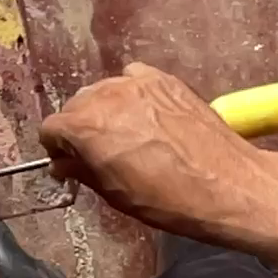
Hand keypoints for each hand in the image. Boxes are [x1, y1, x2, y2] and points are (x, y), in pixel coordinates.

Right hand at [38, 63, 277, 239]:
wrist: (227, 185)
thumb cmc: (167, 199)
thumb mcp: (114, 193)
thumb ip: (82, 170)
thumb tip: (63, 162)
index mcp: (86, 127)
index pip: (51, 128)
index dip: (55, 148)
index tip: (68, 162)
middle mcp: (106, 96)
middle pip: (75, 106)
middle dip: (78, 129)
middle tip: (95, 153)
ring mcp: (137, 83)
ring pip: (103, 91)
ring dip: (103, 111)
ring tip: (123, 135)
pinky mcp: (164, 79)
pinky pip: (132, 79)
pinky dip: (130, 95)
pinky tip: (144, 116)